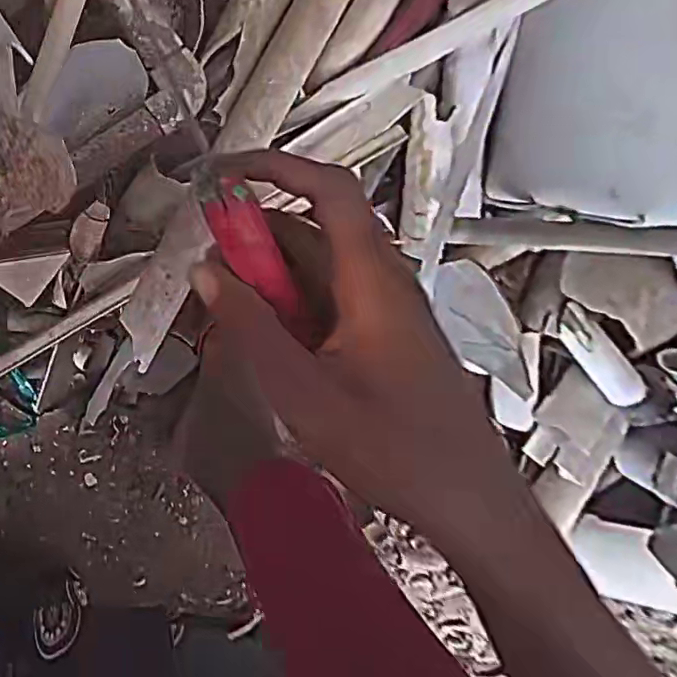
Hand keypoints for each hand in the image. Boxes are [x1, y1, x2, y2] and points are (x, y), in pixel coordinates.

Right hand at [185, 151, 527, 547]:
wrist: (470, 508)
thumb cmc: (401, 453)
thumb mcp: (302, 390)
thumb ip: (248, 325)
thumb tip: (206, 272)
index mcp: (372, 281)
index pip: (328, 190)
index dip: (274, 167)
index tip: (223, 176)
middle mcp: (377, 282)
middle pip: (304, 228)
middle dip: (247, 239)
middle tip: (207, 272)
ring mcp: (374, 306)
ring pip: (305, 262)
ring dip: (258, 275)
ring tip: (224, 313)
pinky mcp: (369, 330)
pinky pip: (314, 294)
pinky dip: (276, 302)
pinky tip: (256, 337)